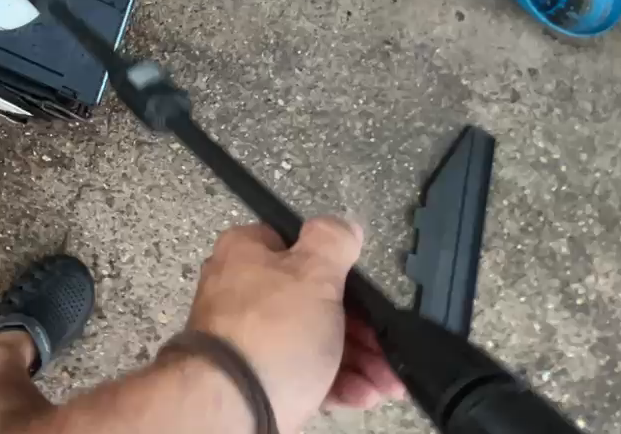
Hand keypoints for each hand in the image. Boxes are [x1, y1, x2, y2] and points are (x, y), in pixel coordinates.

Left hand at [185, 218, 405, 431]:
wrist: (234, 398)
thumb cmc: (270, 331)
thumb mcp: (313, 275)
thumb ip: (331, 244)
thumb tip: (342, 223)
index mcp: (246, 251)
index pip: (297, 249)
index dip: (339, 275)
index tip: (371, 302)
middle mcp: (239, 284)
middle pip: (310, 300)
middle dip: (359, 329)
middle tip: (387, 353)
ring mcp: (244, 328)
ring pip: (310, 338)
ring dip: (355, 360)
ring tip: (385, 383)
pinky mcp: (252, 366)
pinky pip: (298, 368)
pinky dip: (332, 381)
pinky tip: (358, 395)